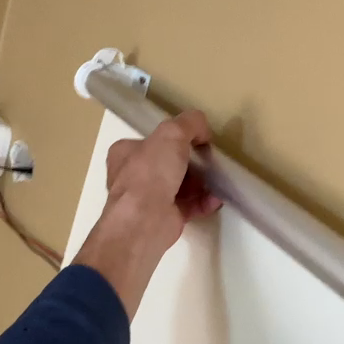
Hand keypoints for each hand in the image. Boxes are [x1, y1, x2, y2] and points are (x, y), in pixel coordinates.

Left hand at [72, 110, 222, 317]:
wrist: (145, 220)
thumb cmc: (151, 171)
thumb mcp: (171, 133)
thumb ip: (189, 123)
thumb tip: (202, 130)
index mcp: (125, 153)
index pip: (150, 141)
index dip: (173, 139)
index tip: (195, 141)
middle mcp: (133, 176)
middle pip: (167, 164)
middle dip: (191, 164)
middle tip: (209, 161)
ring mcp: (147, 199)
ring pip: (179, 186)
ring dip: (201, 183)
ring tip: (218, 180)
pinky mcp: (163, 218)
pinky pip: (187, 206)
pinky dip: (203, 202)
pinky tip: (216, 199)